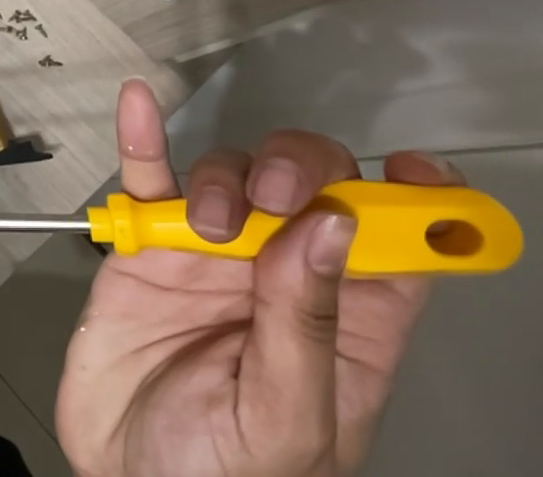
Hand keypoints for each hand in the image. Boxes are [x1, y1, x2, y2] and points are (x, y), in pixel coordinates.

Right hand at [55, 80, 461, 476]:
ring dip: (221, 178)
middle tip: (272, 197)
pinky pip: (144, 179)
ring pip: (231, 173)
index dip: (419, 200)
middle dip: (300, 171)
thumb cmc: (222, 472)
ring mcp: (210, 251)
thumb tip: (332, 227)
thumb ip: (307, 324)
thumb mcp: (285, 417)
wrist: (123, 475)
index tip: (411, 171)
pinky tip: (139, 102)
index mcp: (345, 321)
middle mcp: (281, 272)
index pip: (402, 247)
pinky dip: (141, 138)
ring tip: (200, 227)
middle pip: (312, 186)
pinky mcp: (145, 242)